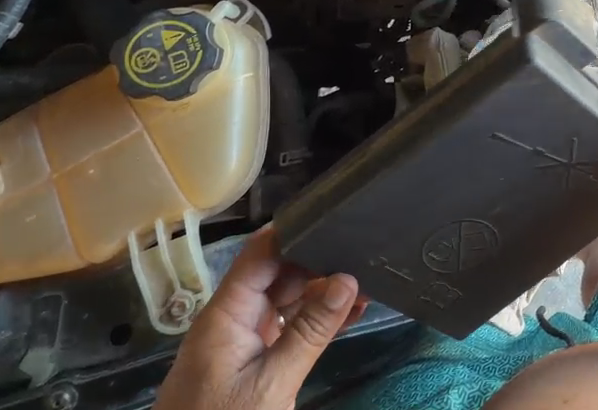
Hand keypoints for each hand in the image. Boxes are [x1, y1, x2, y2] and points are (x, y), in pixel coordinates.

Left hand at [155, 228, 362, 409]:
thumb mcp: (272, 383)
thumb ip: (310, 331)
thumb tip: (349, 278)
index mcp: (227, 314)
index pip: (261, 253)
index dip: (296, 229)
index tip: (338, 214)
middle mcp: (235, 319)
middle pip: (279, 272)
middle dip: (321, 261)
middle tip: (367, 253)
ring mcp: (244, 341)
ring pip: (289, 299)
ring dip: (325, 293)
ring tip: (370, 283)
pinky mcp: (255, 362)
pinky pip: (290, 328)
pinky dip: (318, 320)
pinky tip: (353, 313)